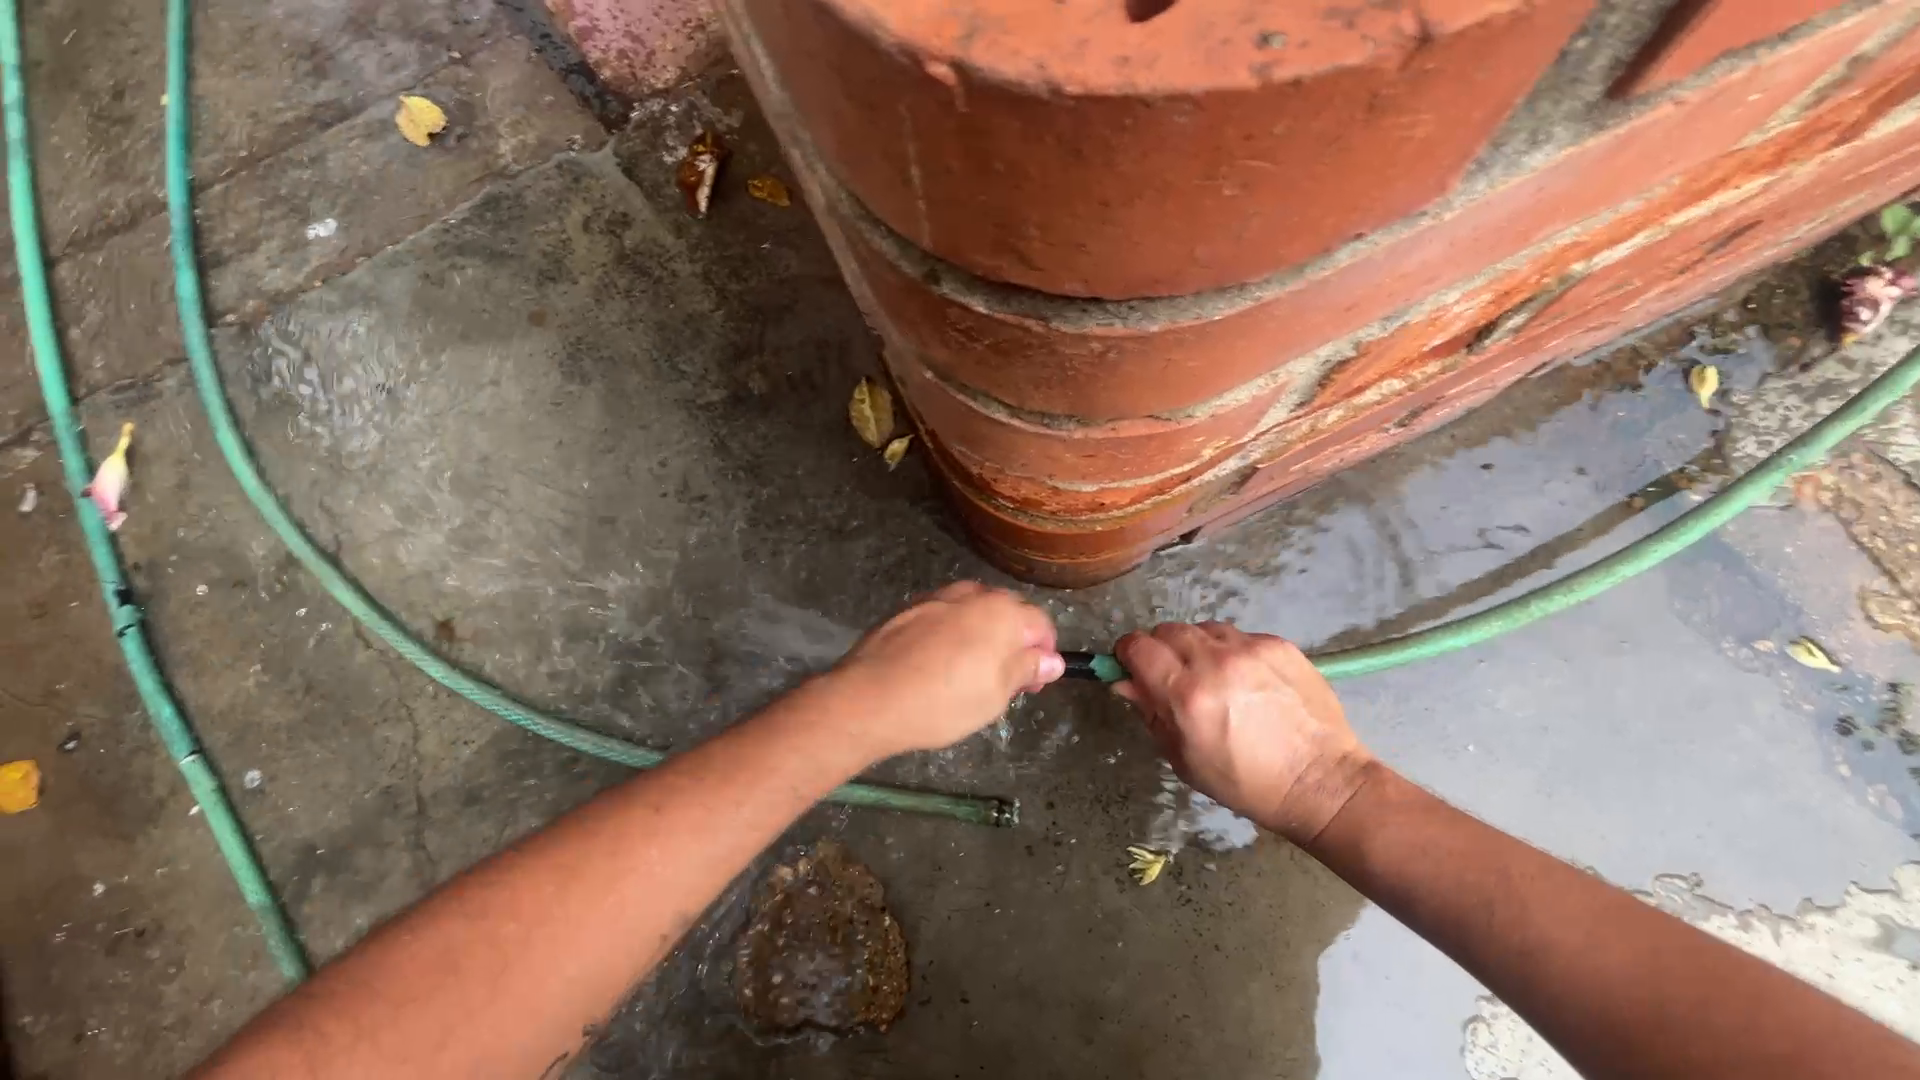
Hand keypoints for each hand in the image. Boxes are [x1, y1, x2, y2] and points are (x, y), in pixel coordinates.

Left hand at [830, 582, 1062, 758]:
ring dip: (980, 634)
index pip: (1040, 623)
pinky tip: (937, 663)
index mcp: (1002, 613)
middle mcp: (972, 595)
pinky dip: (949, 634)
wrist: (870, 699)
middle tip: (1004, 680)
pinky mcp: (907, 609)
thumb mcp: (996, 695)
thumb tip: (1052, 660)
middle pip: (1007, 612)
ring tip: (968, 672)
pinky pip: (942, 616)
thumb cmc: (944, 702)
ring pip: (972, 611)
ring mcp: (936, 598)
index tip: (1033, 683)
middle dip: (1013, 641)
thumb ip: (1026, 669)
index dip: (1044, 653)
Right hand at [1115, 622, 1372, 842]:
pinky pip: (1238, 635)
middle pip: (1166, 630)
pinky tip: (1244, 679)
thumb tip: (1124, 682)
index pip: (1137, 647)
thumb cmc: (1244, 782)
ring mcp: (1250, 649)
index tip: (1133, 669)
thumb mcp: (1183, 759)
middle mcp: (1215, 662)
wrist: (1321, 781)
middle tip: (1173, 677)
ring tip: (1212, 677)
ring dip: (1196, 647)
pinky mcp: (1278, 645)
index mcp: (1186, 694)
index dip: (1128, 655)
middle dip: (1160, 650)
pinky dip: (1231, 651)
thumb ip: (1151, 714)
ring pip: (1202, 628)